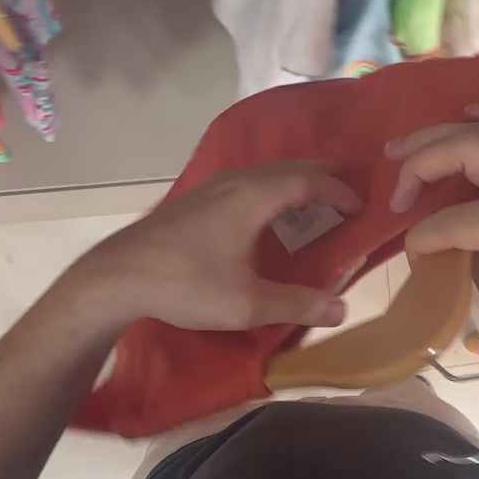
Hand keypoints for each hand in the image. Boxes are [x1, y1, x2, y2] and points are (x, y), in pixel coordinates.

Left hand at [62, 162, 360, 333]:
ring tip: (309, 205)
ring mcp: (208, 188)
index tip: (359, 207)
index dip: (339, 190)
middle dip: (320, 179)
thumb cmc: (187, 286)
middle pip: (287, 169)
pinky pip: (243, 185)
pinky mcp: (191, 202)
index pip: (309, 179)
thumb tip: (341, 310)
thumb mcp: (247, 304)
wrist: (118, 277)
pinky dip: (267, 193)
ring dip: (292, 185)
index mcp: (253, 196)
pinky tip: (261, 217)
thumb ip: (297, 304)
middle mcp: (233, 182)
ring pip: (262, 175)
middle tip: (343, 195)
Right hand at [385, 99, 478, 360]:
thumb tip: (450, 240)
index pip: (456, 220)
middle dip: (420, 166)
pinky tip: (468, 113)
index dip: (423, 238)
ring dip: (443, 134)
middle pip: (468, 150)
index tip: (413, 259)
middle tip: (393, 194)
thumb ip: (472, 263)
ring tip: (404, 147)